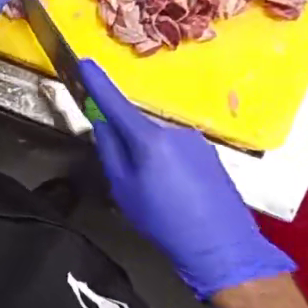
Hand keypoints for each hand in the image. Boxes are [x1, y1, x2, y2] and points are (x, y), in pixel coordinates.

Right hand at [80, 61, 293, 299]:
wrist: (221, 244)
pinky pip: (175, 152)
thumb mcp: (123, 188)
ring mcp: (195, 142)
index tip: (86, 62)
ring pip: (156, 142)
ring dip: (146, 159)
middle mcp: (174, 131)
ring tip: (150, 194)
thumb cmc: (162, 219)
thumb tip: (102, 125)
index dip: (98, 83)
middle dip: (124, 143)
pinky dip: (165, 166)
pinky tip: (169, 194)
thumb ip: (109, 152)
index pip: (116, 104)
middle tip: (122, 179)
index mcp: (149, 138)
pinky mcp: (209, 155)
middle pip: (136, 127)